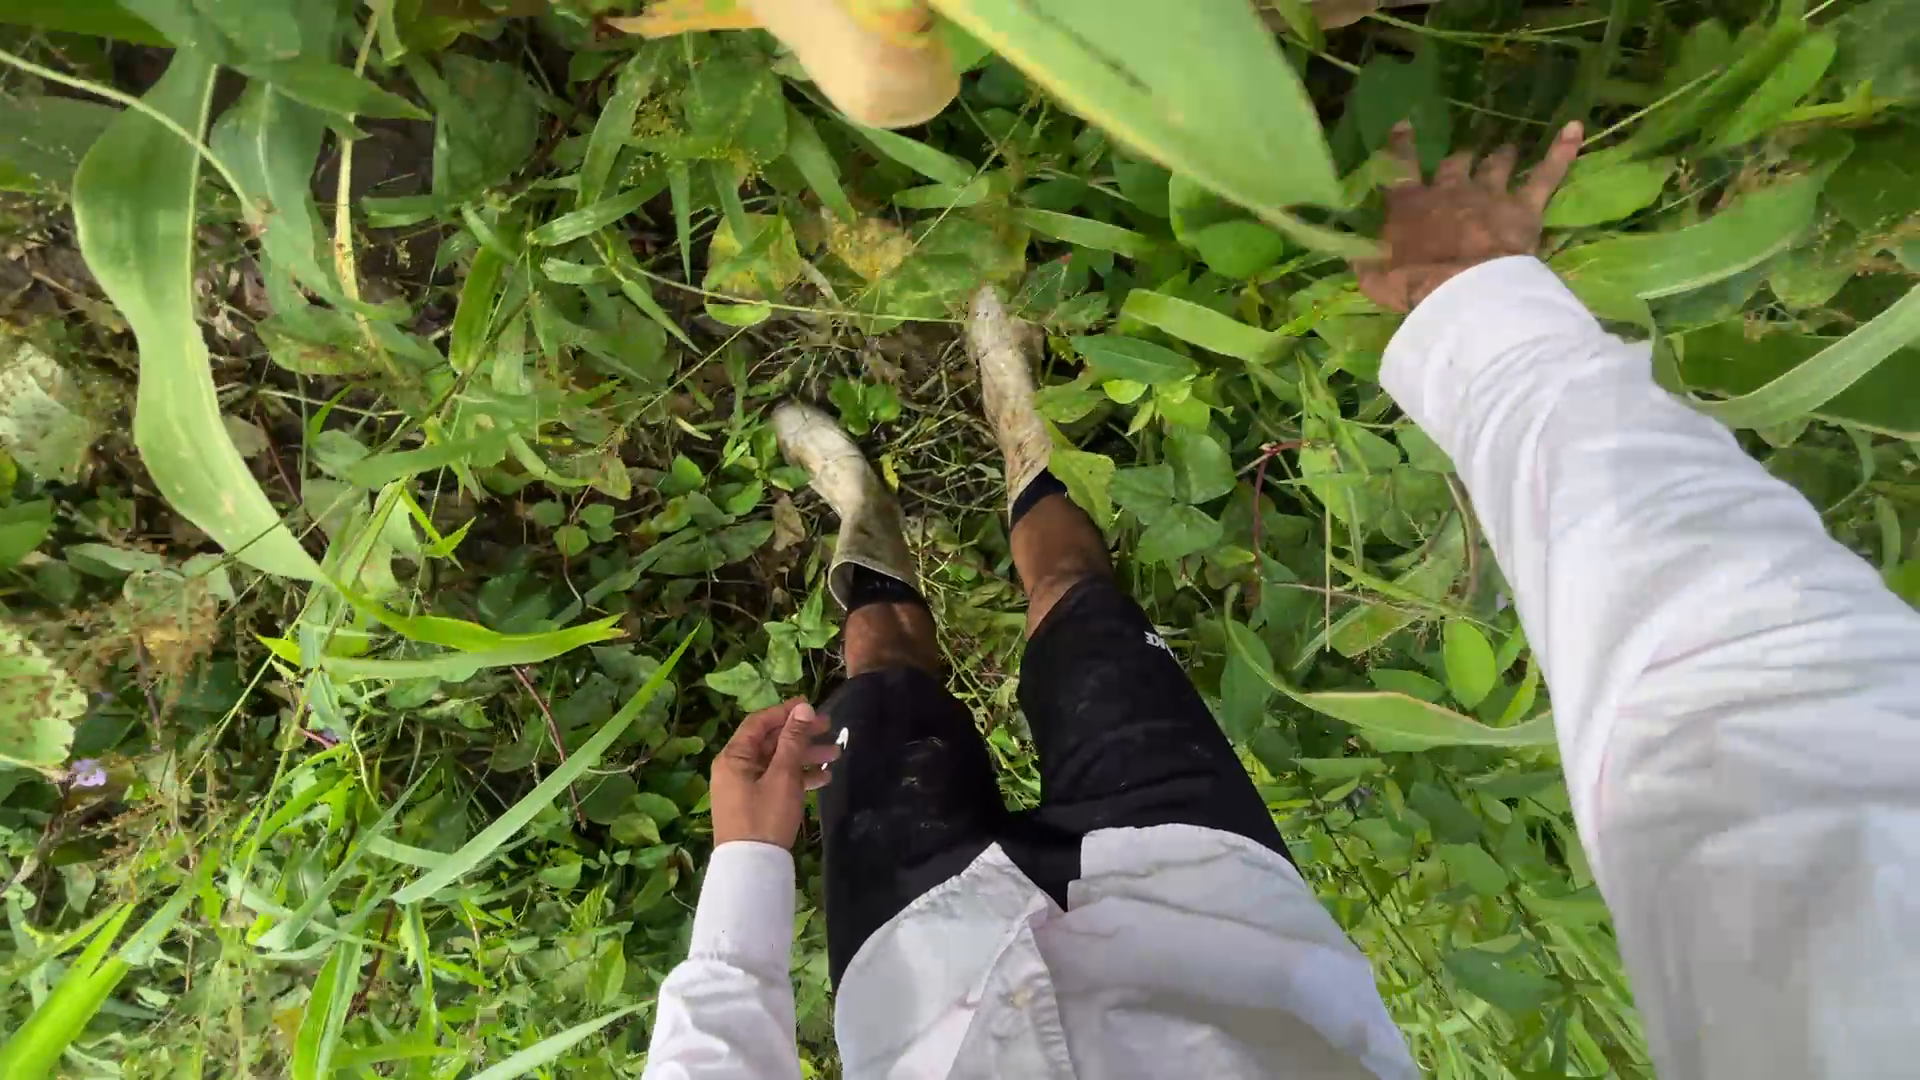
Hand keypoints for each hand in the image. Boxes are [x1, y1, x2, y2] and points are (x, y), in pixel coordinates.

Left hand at [710, 698, 838, 848]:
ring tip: (835, 754)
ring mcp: (745, 786)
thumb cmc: (765, 816)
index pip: (760, 723)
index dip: (786, 712)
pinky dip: (799, 776)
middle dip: (802, 735)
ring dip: (806, 756)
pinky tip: (823, 778)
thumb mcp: (783, 775)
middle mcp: (736, 767)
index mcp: (734, 756)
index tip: (812, 707)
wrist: (752, 870)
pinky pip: (778, 780)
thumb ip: (793, 740)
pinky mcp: (755, 803)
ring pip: (778, 761)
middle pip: (771, 741)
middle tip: (830, 728)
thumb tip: (803, 707)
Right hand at [1355, 120, 1583, 312]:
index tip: (1403, 125)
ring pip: (1497, 164)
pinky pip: (1548, 173)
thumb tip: (1351, 251)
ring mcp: (1490, 195)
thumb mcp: (1373, 276)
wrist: (1460, 290)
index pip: (1400, 169)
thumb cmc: (1409, 283)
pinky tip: (1575, 128)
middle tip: (1460, 158)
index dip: (1400, 147)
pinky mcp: (1524, 206)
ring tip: (1505, 150)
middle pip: (1454, 164)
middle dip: (1456, 160)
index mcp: (1409, 207)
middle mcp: (1449, 191)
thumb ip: (1365, 259)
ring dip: (1500, 156)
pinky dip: (1562, 151)